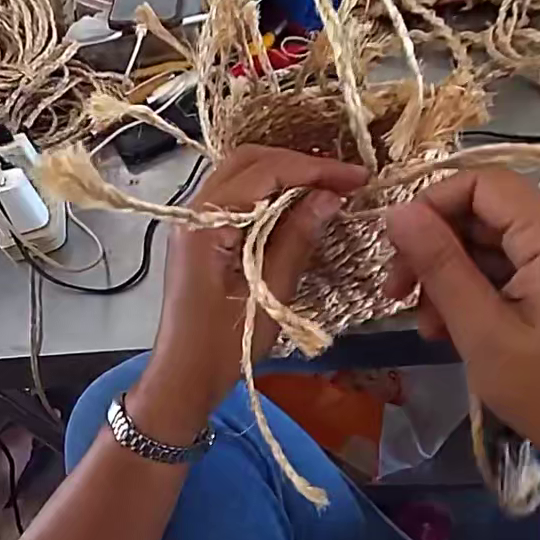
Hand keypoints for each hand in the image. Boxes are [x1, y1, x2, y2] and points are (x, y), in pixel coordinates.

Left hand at [130, 146, 368, 443]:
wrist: (183, 377)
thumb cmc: (224, 346)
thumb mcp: (268, 293)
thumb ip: (296, 238)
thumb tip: (329, 196)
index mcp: (205, 223)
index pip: (265, 173)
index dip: (314, 169)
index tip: (356, 177)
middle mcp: (193, 211)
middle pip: (249, 162)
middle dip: (300, 164)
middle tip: (344, 179)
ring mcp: (193, 221)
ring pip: (242, 176)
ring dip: (285, 176)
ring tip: (328, 187)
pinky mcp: (200, 235)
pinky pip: (237, 199)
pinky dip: (269, 195)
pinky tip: (298, 206)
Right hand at [382, 170, 539, 463]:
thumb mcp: (482, 330)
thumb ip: (439, 265)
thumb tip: (397, 212)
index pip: (484, 184)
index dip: (431, 205)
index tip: (396, 248)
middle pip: (489, 215)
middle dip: (438, 250)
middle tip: (398, 294)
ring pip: (499, 247)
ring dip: (455, 278)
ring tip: (429, 326)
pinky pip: (520, 272)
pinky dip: (483, 293)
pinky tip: (458, 330)